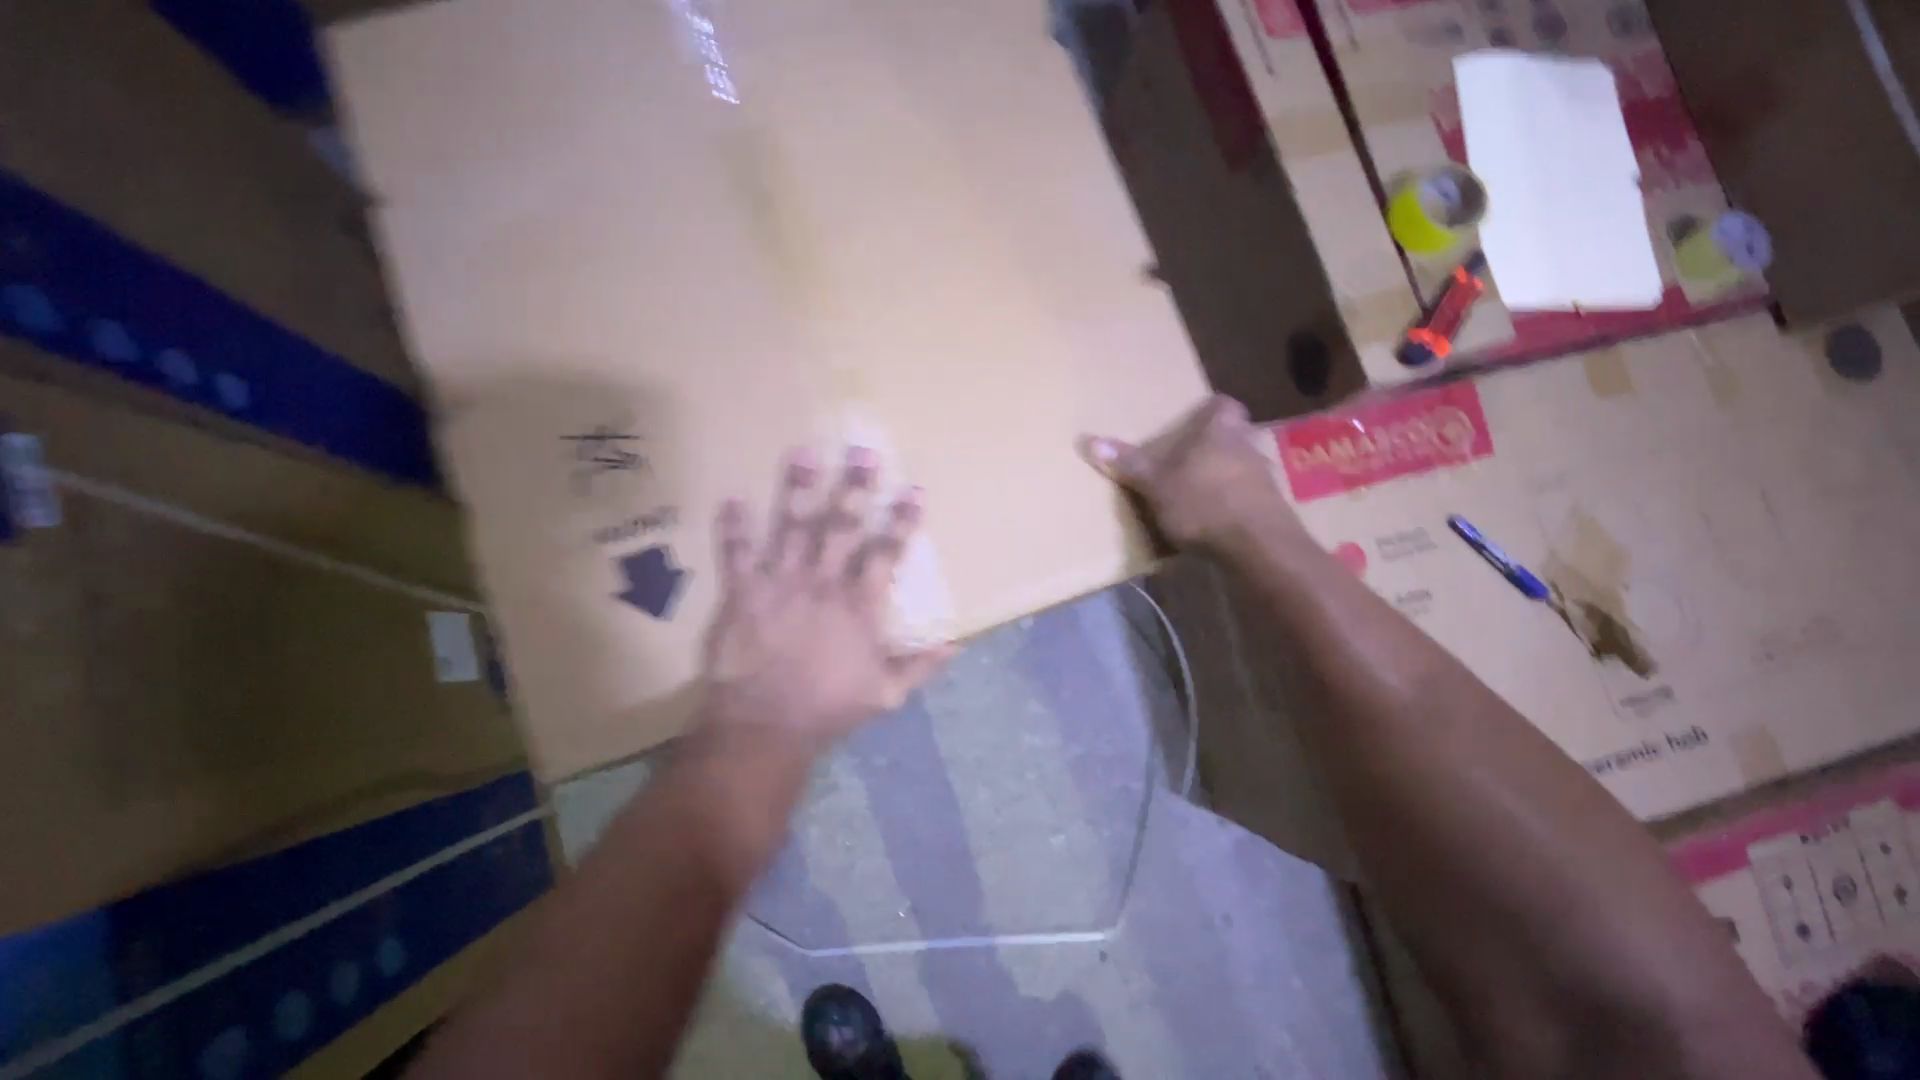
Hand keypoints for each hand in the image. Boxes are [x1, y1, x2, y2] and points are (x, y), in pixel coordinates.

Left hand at [700, 447, 953, 748]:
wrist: (765, 726)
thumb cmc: (827, 709)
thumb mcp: (885, 695)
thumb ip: (919, 666)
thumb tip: (956, 644)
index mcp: (860, 605)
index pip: (887, 552)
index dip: (902, 520)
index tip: (913, 489)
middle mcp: (823, 583)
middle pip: (842, 526)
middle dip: (855, 487)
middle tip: (863, 450)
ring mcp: (781, 584)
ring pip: (793, 526)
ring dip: (799, 489)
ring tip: (804, 452)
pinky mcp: (743, 593)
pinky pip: (737, 554)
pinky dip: (734, 528)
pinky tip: (732, 498)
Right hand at [1082, 395, 1300, 554]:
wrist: (1257, 546)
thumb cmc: (1202, 503)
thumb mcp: (1155, 485)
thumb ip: (1128, 463)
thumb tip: (1088, 440)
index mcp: (1221, 430)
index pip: (1224, 404)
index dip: (1212, 410)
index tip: (1196, 421)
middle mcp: (1248, 445)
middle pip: (1235, 435)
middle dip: (1216, 445)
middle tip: (1191, 459)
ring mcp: (1266, 477)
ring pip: (1244, 466)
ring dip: (1227, 476)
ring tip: (1201, 493)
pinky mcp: (1273, 508)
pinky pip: (1250, 497)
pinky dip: (1236, 504)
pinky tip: (1218, 522)